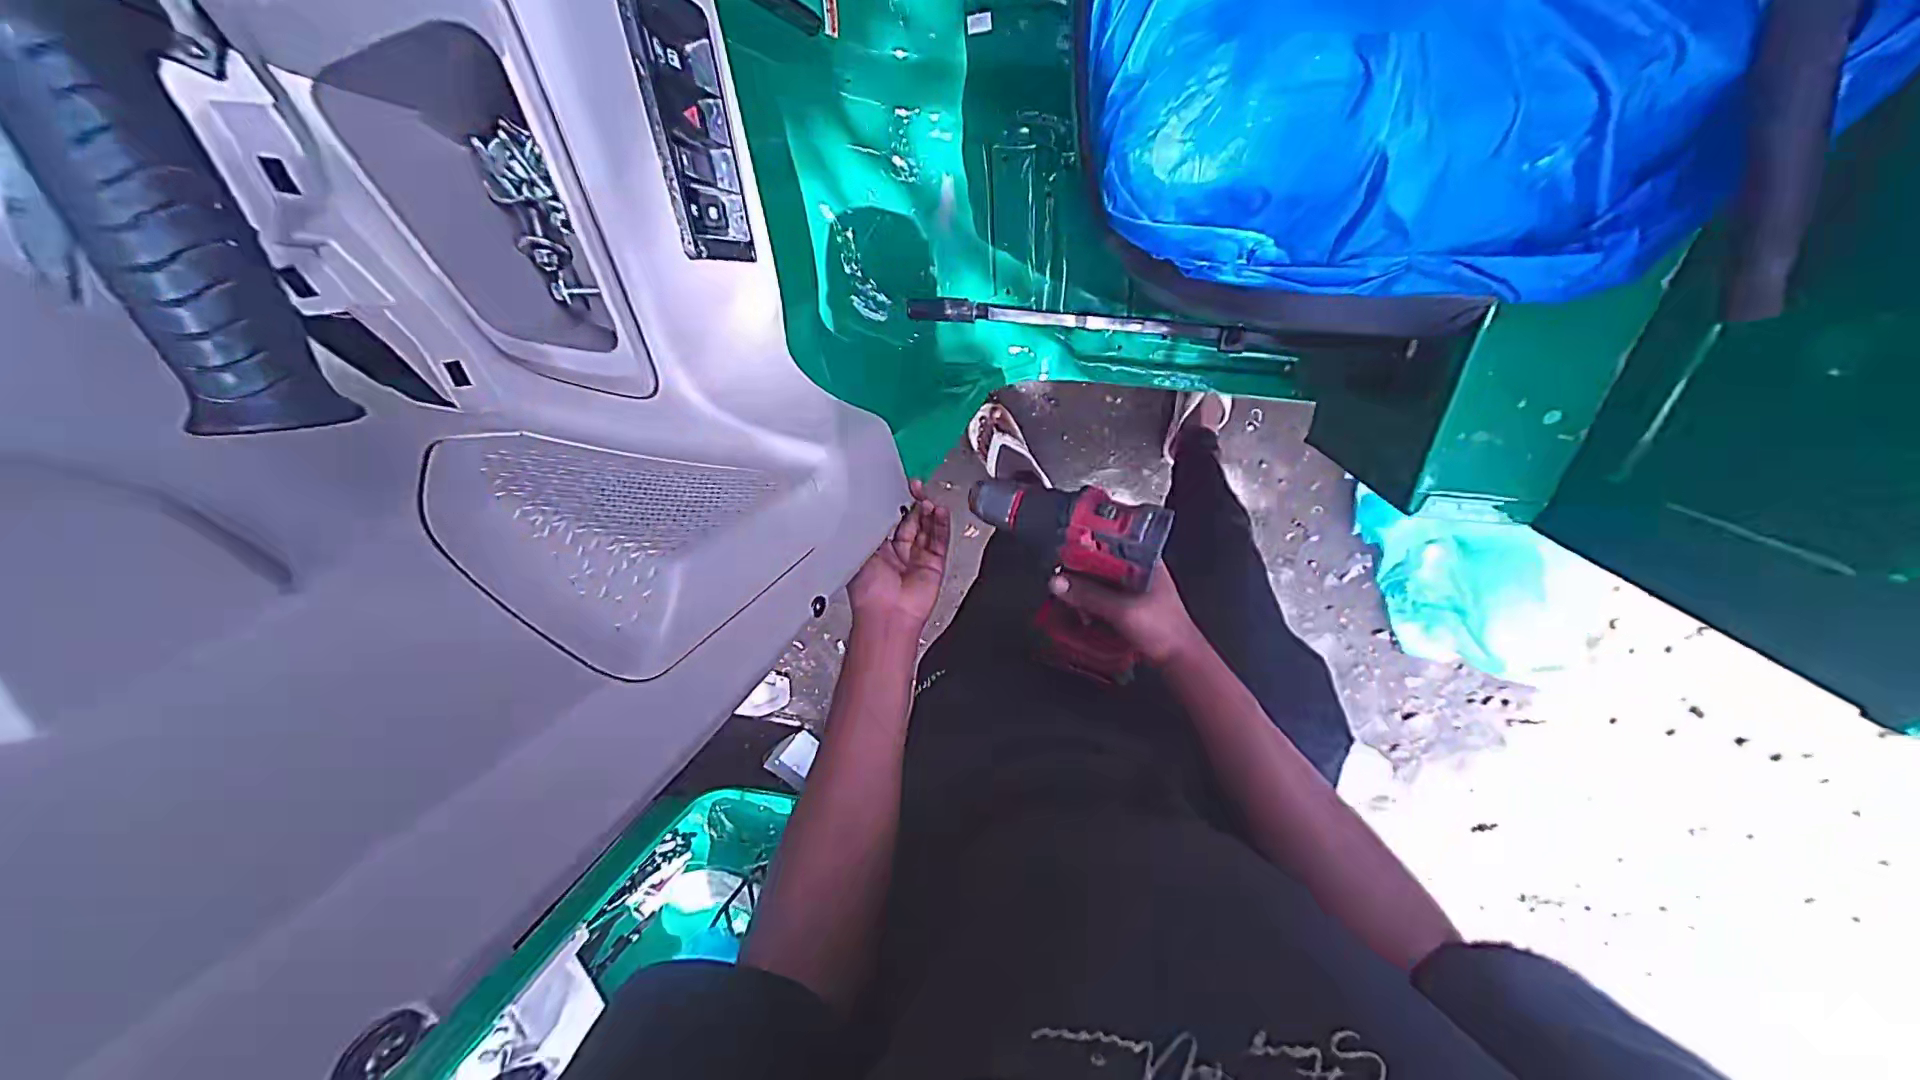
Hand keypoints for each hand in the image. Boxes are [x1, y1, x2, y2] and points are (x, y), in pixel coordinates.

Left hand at [848, 480, 949, 630]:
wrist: (887, 614)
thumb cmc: (868, 592)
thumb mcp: (862, 548)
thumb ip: (873, 525)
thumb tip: (878, 505)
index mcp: (876, 549)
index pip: (890, 518)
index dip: (895, 502)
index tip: (899, 486)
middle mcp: (897, 553)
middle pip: (910, 520)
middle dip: (913, 503)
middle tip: (915, 487)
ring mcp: (916, 558)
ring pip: (927, 528)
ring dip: (928, 512)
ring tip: (927, 497)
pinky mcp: (933, 564)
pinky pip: (939, 540)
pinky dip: (941, 524)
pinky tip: (939, 511)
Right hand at [1049, 561, 1204, 666]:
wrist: (1180, 659)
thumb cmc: (1160, 629)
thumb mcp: (1121, 610)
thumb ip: (1089, 595)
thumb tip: (1057, 582)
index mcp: (1145, 559)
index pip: (1110, 541)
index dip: (1086, 546)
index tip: (1063, 555)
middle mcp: (1139, 568)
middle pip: (1102, 562)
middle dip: (1081, 571)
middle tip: (1061, 580)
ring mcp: (1135, 587)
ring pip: (1101, 580)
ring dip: (1085, 588)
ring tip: (1068, 597)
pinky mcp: (1130, 604)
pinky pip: (1104, 595)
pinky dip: (1091, 600)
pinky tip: (1079, 609)